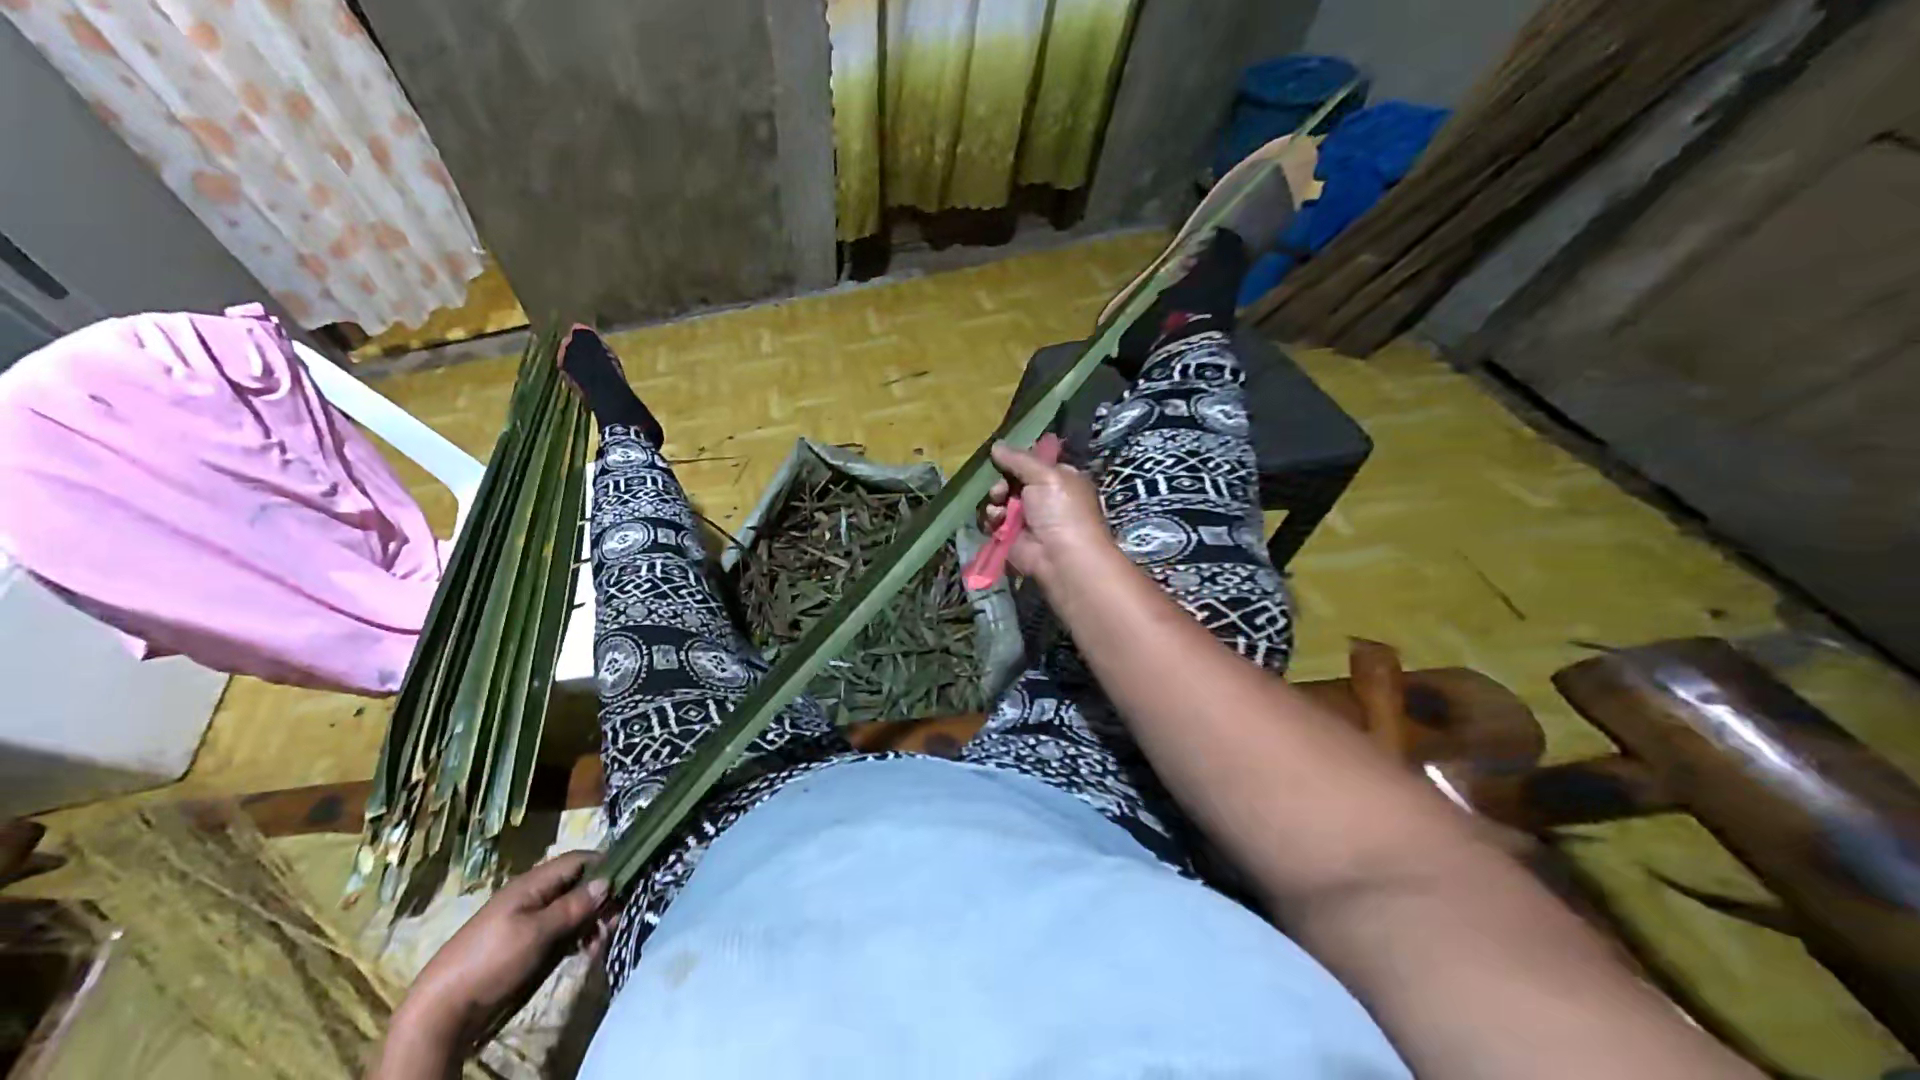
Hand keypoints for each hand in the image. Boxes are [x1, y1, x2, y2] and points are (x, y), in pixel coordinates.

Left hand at [387, 852, 612, 1055]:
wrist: (442, 1008)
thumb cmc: (492, 960)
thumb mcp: (537, 932)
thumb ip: (573, 905)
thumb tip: (607, 881)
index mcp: (532, 883)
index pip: (578, 859)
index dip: (605, 864)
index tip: (628, 879)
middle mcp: (533, 895)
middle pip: (578, 884)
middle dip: (600, 898)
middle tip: (615, 920)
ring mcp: (528, 919)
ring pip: (572, 908)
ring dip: (590, 921)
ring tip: (599, 942)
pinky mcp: (525, 942)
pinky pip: (560, 929)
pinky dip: (576, 936)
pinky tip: (583, 951)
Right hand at [982, 440, 1113, 587]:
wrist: (1062, 557)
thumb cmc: (1062, 510)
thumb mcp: (1046, 475)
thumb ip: (1019, 459)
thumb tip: (996, 446)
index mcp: (1059, 478)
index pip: (1032, 462)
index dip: (1016, 458)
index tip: (1000, 455)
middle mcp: (1042, 496)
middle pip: (1011, 480)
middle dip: (1001, 481)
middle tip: (1001, 488)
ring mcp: (1025, 517)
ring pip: (999, 500)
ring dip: (995, 499)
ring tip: (999, 504)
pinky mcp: (1010, 536)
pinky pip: (993, 521)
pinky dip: (992, 518)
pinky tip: (997, 520)